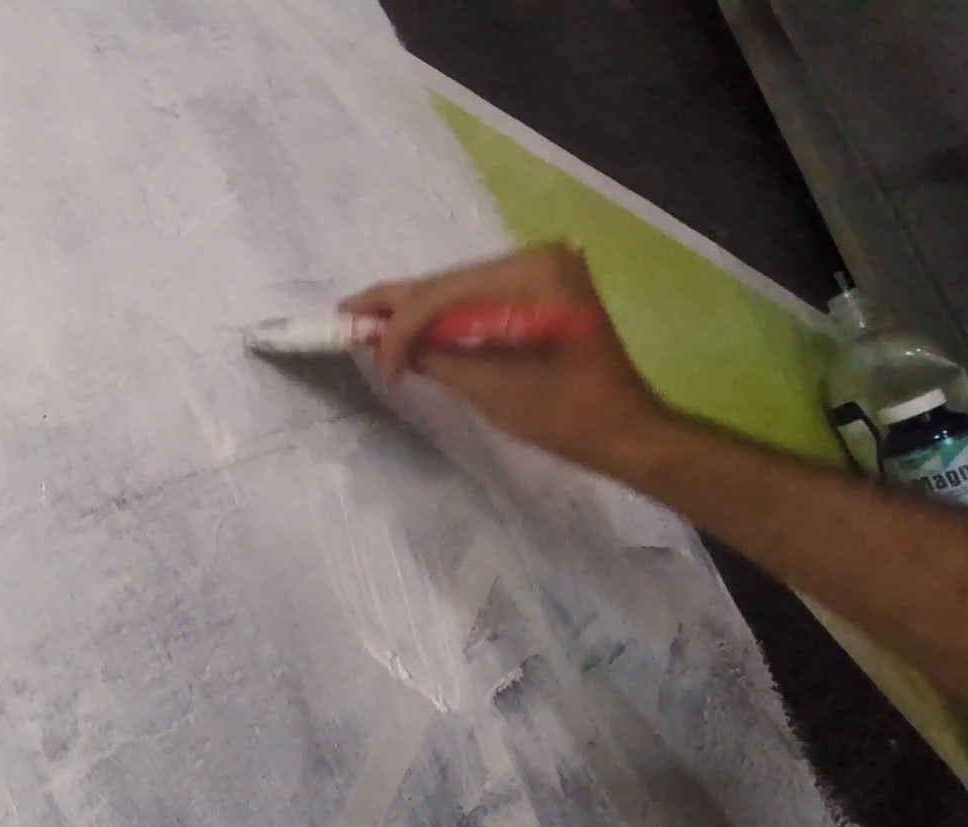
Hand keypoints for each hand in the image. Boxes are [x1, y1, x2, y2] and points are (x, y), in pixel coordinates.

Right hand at [340, 244, 676, 471]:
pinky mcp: (541, 286)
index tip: (376, 366)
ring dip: (416, 311)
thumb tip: (377, 340)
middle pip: (447, 282)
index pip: (442, 295)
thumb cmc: (563, 416)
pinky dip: (445, 315)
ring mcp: (542, 268)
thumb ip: (431, 356)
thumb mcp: (488, 388)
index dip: (398, 328)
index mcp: (532, 275)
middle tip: (345, 316)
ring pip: (458, 287)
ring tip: (368, 325)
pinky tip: (411, 326)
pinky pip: (479, 296)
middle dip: (397, 307)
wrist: (623, 428)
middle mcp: (537, 256)